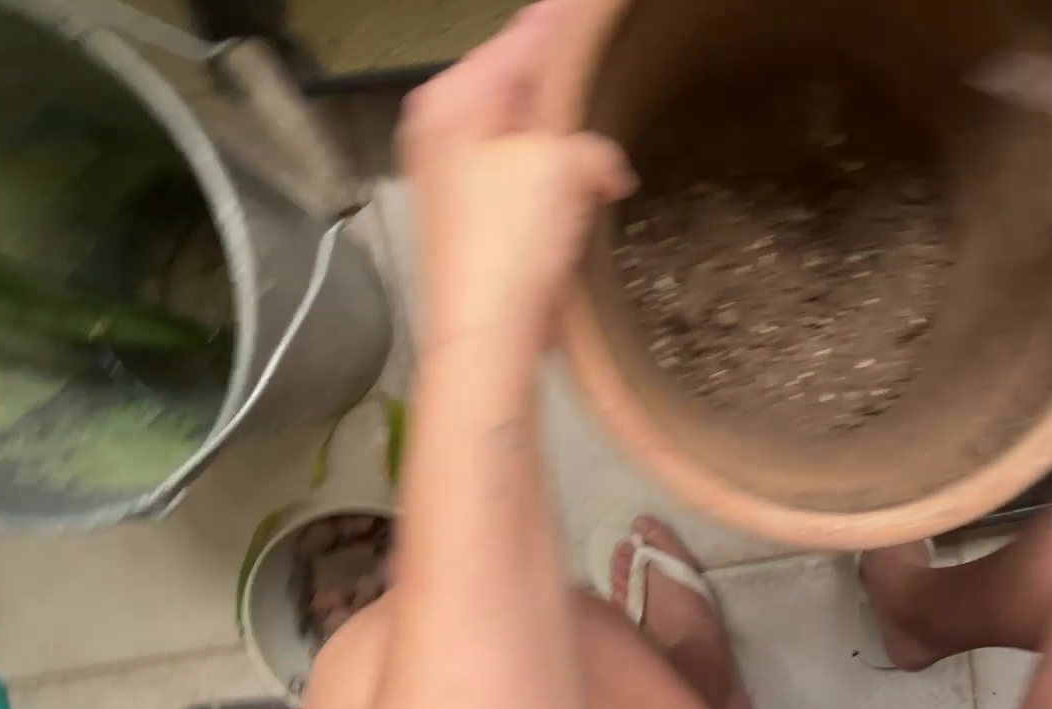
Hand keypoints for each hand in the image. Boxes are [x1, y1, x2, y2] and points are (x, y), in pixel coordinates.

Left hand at [403, 1, 635, 361]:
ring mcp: (458, 180)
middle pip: (516, 89)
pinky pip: (523, 180)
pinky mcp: (478, 222)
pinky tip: (584, 187)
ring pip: (522, 139)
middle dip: (563, 86)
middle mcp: (445, 132)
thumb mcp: (561, 168)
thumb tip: (607, 167)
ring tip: (603, 132)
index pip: (518, 40)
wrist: (486, 333)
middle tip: (605, 68)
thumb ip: (592, 146)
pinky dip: (554, 179)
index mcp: (452, 101)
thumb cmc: (510, 243)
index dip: (560, 23)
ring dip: (563, 140)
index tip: (590, 8)